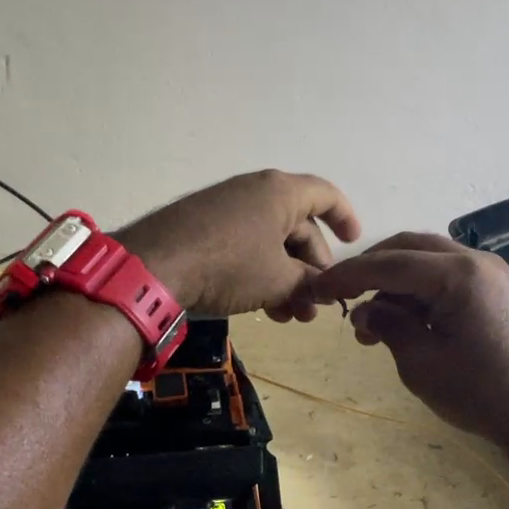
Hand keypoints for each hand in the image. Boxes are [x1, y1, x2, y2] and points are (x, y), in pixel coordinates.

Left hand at [116, 171, 361, 319]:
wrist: (154, 267)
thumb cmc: (230, 265)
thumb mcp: (279, 279)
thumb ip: (309, 283)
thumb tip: (324, 290)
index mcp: (281, 192)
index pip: (326, 195)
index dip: (345, 218)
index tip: (354, 244)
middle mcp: (255, 192)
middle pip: (298, 226)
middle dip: (312, 268)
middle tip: (316, 305)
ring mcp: (226, 209)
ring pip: (271, 243)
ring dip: (287, 279)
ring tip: (292, 316)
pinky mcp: (203, 229)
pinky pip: (245, 248)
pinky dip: (261, 274)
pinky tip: (264, 308)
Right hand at [311, 232, 508, 453]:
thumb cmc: (481, 393)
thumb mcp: (422, 363)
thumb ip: (388, 327)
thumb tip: (364, 311)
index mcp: (457, 274)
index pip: (388, 264)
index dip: (347, 276)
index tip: (317, 289)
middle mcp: (476, 261)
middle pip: (408, 249)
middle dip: (371, 270)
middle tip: (343, 299)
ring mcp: (491, 275)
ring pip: (428, 262)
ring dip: (395, 285)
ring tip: (373, 327)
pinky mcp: (498, 293)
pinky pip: (448, 278)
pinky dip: (420, 293)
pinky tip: (406, 324)